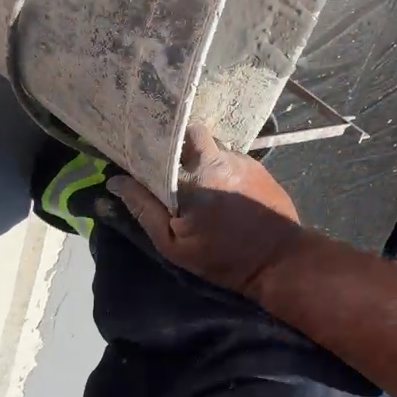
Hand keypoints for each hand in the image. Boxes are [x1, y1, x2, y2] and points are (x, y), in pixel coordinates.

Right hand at [108, 124, 308, 300]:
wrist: (281, 263)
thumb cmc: (223, 259)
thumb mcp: (174, 244)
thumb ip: (144, 209)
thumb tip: (115, 181)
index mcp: (192, 176)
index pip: (164, 142)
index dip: (150, 141)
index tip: (137, 147)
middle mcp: (218, 159)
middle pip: (192, 133)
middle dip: (179, 144)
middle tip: (170, 163)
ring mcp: (242, 160)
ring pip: (212, 146)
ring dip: (202, 158)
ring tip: (195, 179)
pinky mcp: (258, 167)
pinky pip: (231, 158)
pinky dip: (221, 168)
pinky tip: (221, 189)